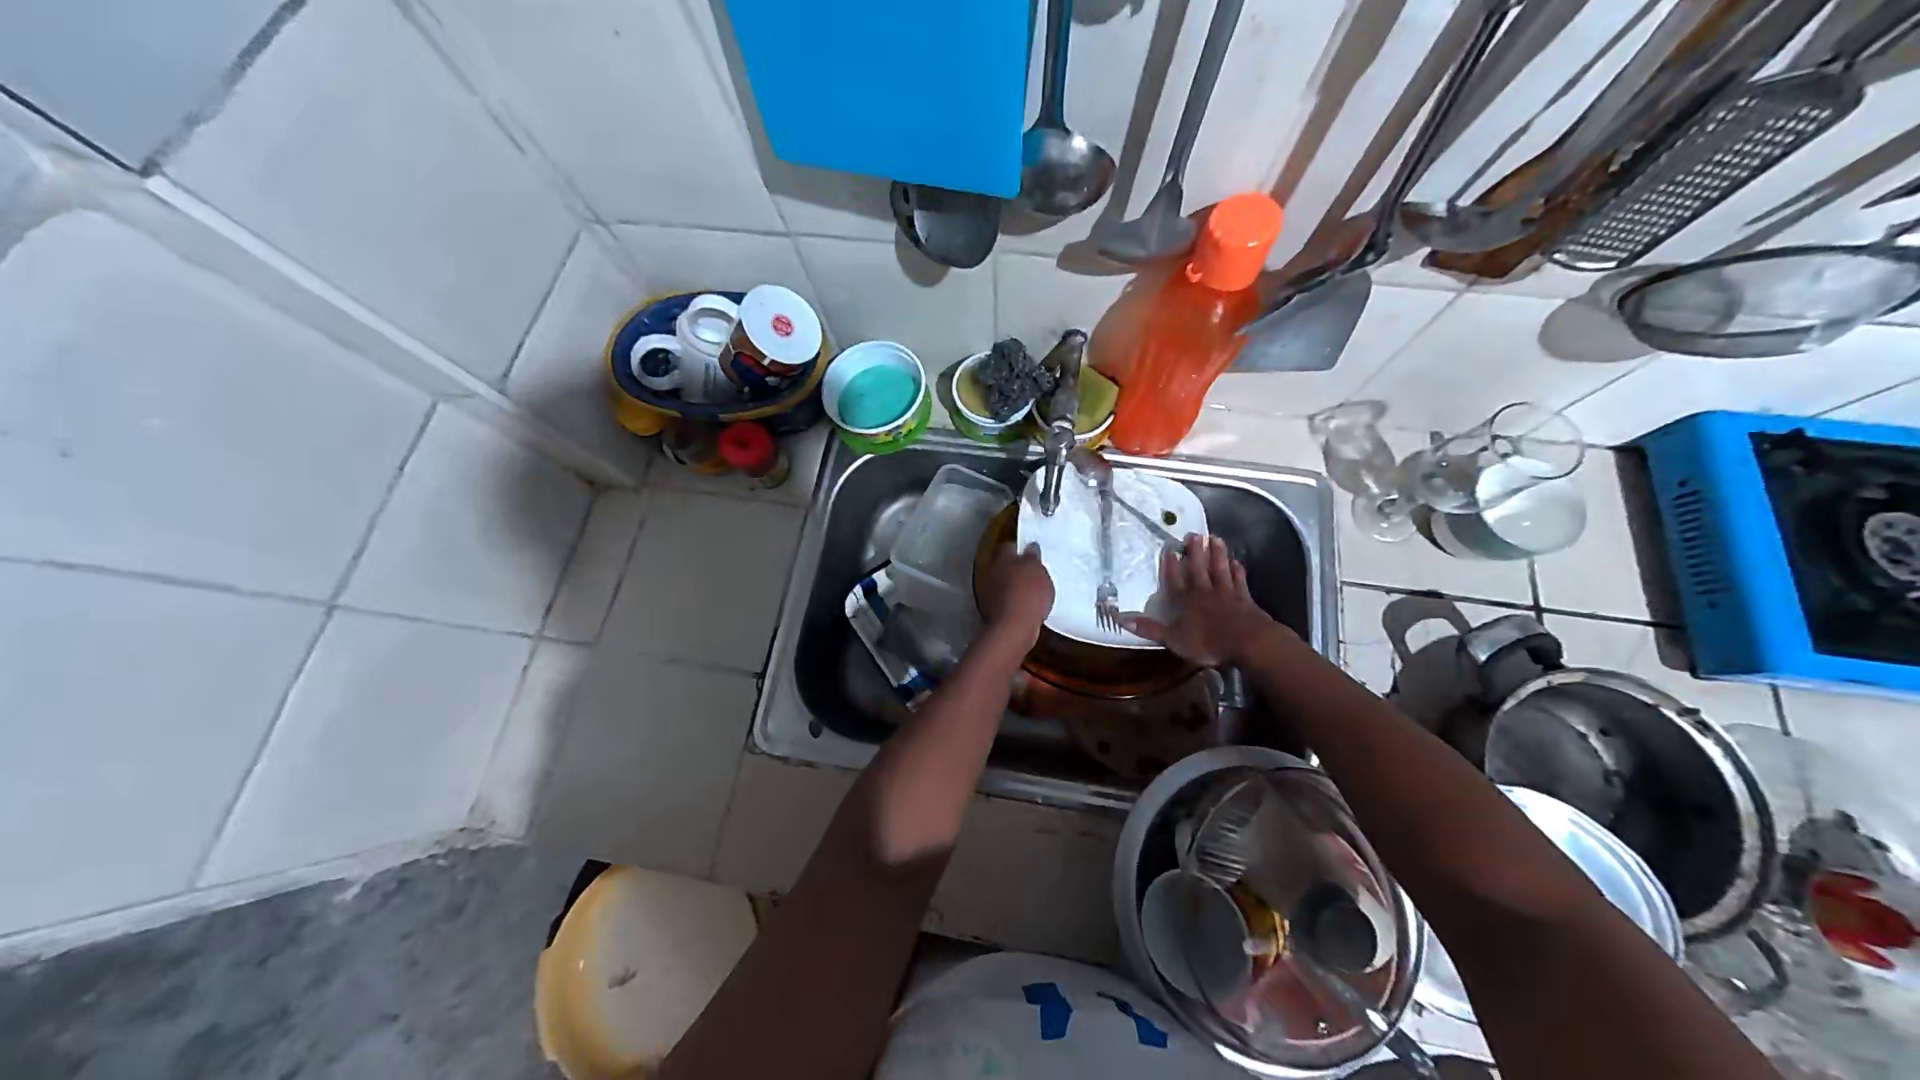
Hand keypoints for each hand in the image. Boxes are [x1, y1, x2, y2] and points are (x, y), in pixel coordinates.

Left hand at [978, 543, 1053, 647]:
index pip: (1009, 546)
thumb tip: (1030, 547)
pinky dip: (1011, 602)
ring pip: (1001, 584)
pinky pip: (1003, 601)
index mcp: (1002, 557)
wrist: (1014, 627)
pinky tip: (1024, 608)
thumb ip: (1033, 557)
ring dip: (1012, 586)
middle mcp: (990, 572)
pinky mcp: (990, 611)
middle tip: (1032, 574)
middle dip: (1015, 568)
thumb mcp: (1038, 570)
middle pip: (1003, 565)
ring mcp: (987, 592)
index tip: (1031, 554)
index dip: (1020, 549)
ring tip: (1031, 592)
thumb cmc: (1028, 592)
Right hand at [1122, 534, 1280, 666]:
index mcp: (1186, 601)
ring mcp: (1226, 593)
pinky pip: (1239, 580)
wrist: (1248, 641)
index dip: (1171, 565)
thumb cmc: (1208, 642)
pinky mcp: (1245, 598)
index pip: (1175, 580)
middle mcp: (1205, 591)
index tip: (1170, 550)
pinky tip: (1236, 562)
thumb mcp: (1173, 639)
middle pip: (1198, 568)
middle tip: (1193, 534)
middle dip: (1195, 551)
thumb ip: (1149, 628)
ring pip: (1219, 568)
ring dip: (1217, 553)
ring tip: (1215, 538)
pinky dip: (1237, 570)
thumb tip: (1120, 618)